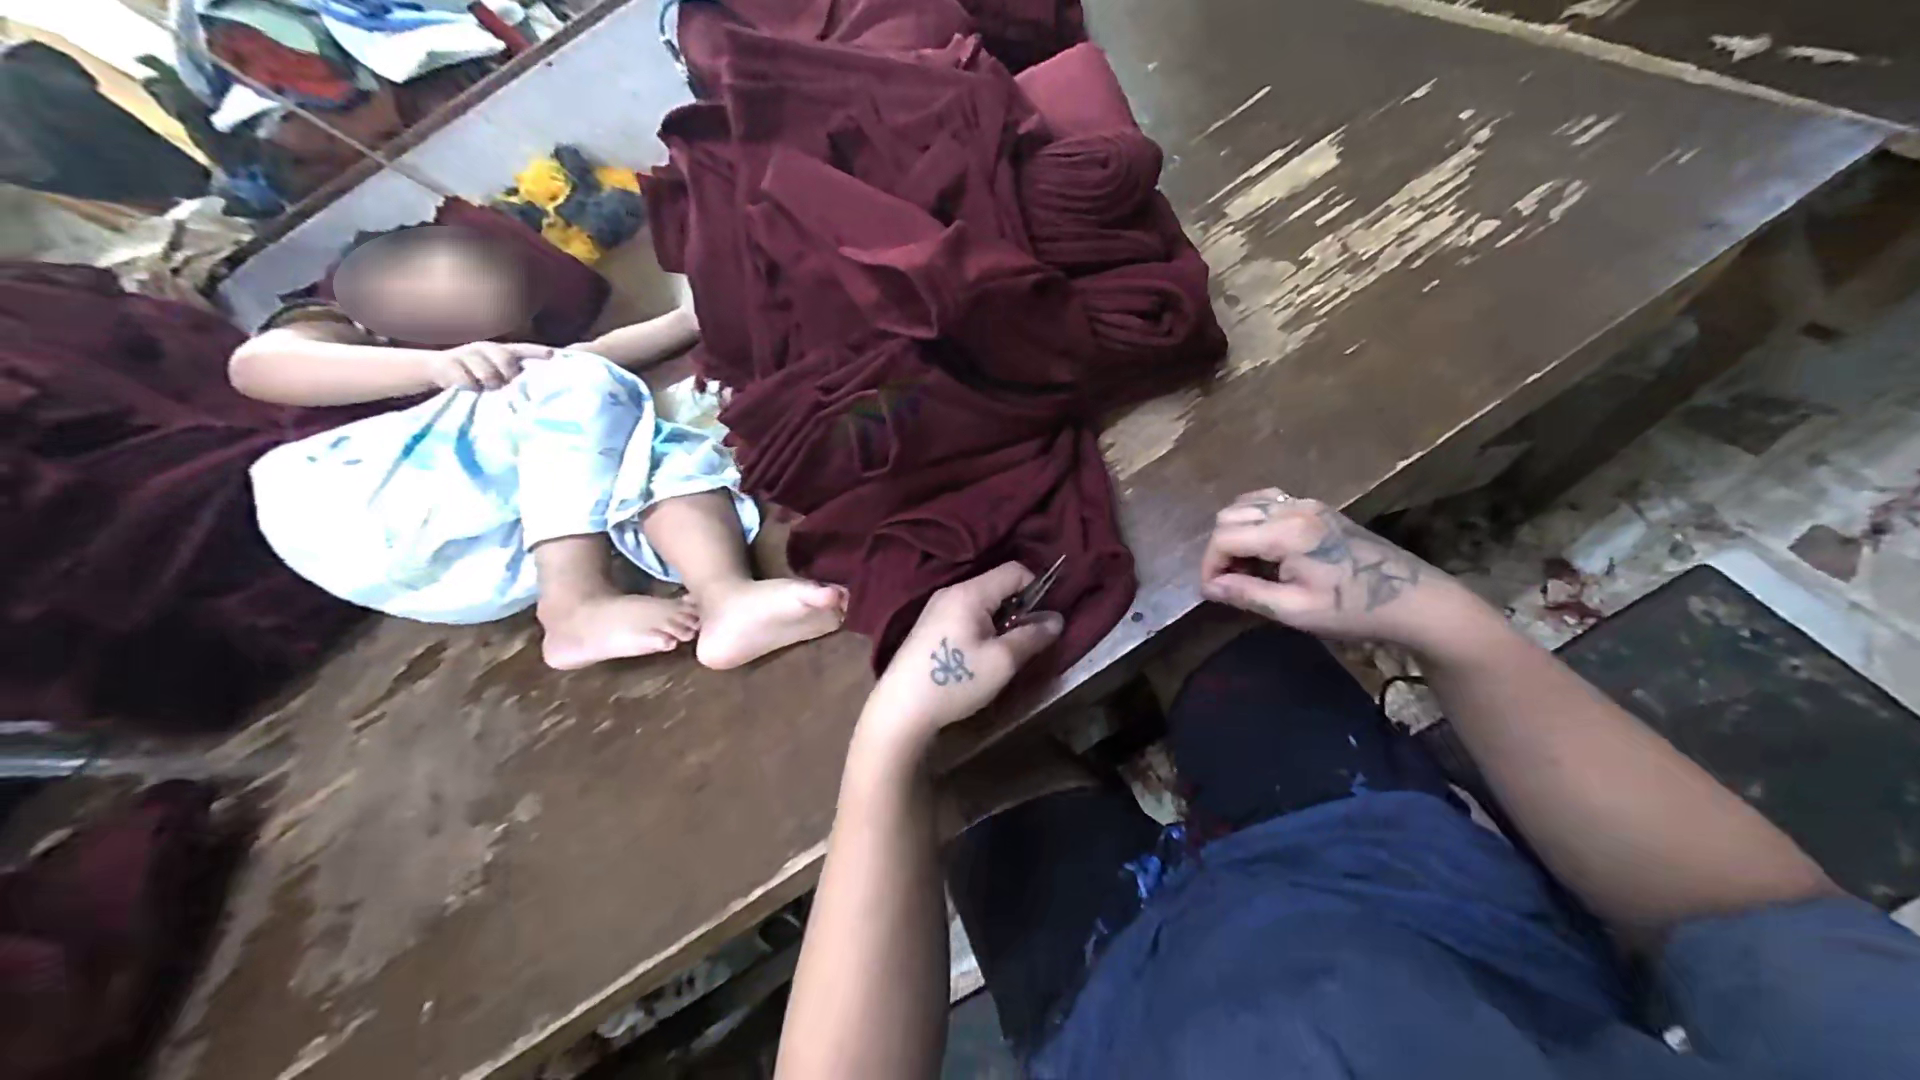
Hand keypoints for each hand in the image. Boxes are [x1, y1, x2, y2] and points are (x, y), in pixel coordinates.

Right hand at [424, 341, 552, 390]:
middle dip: (508, 375)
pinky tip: (466, 386)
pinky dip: (469, 387)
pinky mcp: (447, 363)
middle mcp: (485, 348)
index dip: (537, 352)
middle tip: (500, 383)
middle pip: (506, 362)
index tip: (552, 355)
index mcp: (499, 350)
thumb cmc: (474, 375)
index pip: (522, 349)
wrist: (434, 368)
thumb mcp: (495, 373)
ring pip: (488, 375)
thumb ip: (513, 378)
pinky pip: (467, 381)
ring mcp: (465, 353)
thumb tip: (531, 396)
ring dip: (487, 385)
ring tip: (482, 386)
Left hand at [857, 563, 1064, 757]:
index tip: (1039, 622)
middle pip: (997, 585)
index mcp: (969, 592)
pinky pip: (966, 613)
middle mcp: (951, 591)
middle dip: (1018, 608)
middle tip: (1022, 642)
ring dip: (1000, 620)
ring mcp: (936, 607)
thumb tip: (1057, 618)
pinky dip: (981, 627)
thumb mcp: (1003, 661)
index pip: (1015, 570)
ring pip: (982, 601)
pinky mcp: (929, 625)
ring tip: (1000, 654)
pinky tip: (976, 657)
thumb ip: (1032, 636)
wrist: (901, 709)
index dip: (1036, 590)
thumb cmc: (955, 681)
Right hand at [1199, 490, 1486, 653]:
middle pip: (1229, 516)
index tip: (1213, 592)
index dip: (1209, 565)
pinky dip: (1253, 520)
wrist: (1416, 601)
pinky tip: (1263, 547)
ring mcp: (1307, 503)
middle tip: (1230, 581)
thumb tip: (1209, 587)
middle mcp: (1293, 508)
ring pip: (1246, 504)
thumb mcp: (1295, 611)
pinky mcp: (1318, 508)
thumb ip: (1247, 593)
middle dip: (1219, 549)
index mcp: (1287, 533)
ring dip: (1235, 533)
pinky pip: (1268, 501)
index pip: (1224, 538)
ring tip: (1245, 565)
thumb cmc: (1354, 610)